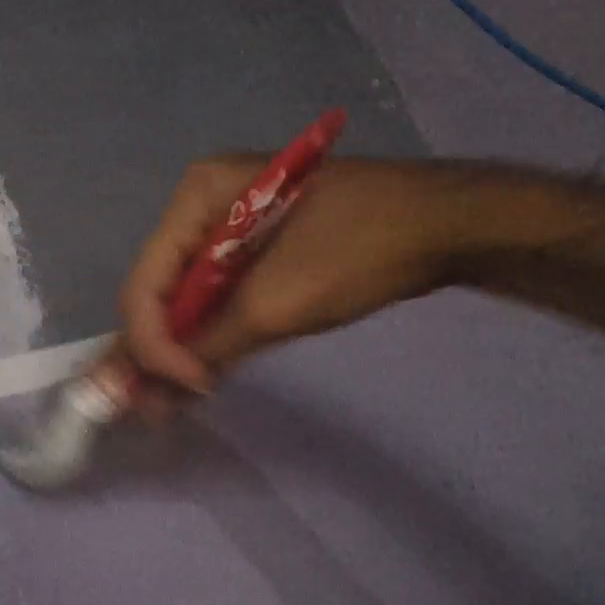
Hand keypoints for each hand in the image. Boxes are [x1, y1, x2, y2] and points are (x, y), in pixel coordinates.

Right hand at [119, 156, 468, 397]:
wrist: (461, 225)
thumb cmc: (362, 248)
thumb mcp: (272, 306)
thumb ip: (202, 350)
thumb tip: (151, 398)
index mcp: (196, 197)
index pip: (144, 286)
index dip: (151, 345)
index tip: (179, 388)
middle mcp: (198, 209)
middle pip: (154, 295)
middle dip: (152, 354)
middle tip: (146, 407)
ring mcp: (223, 229)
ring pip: (177, 304)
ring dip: (172, 355)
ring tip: (162, 405)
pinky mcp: (249, 252)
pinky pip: (208, 302)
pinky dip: (202, 341)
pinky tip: (191, 379)